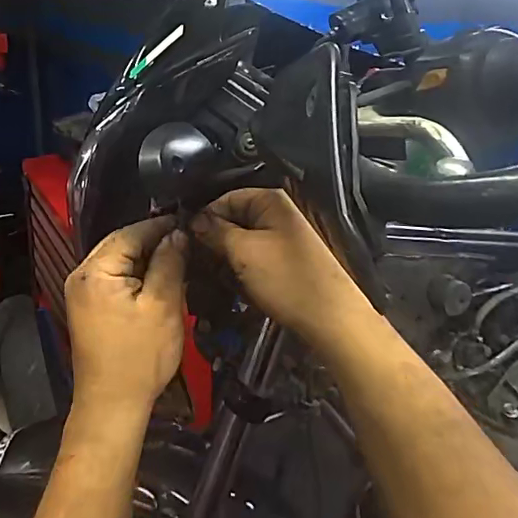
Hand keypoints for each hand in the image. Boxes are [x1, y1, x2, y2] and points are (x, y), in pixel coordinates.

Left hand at [65, 215, 187, 414]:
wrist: (113, 407)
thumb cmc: (139, 359)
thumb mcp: (162, 306)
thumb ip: (170, 263)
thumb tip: (177, 234)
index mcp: (95, 272)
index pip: (130, 233)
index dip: (161, 226)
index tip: (187, 223)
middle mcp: (82, 276)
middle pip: (122, 244)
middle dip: (154, 241)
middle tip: (186, 241)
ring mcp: (82, 292)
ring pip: (120, 260)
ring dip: (147, 258)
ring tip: (178, 259)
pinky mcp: (89, 307)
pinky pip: (115, 277)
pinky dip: (137, 275)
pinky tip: (160, 280)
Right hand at [191, 188, 374, 346]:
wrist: (330, 320)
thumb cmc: (288, 280)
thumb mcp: (243, 252)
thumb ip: (215, 232)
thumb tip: (194, 221)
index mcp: (270, 200)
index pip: (225, 197)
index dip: (204, 216)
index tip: (186, 238)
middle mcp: (279, 213)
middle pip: (234, 218)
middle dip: (214, 238)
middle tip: (196, 260)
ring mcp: (284, 238)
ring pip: (243, 240)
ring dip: (227, 256)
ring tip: (213, 275)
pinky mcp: (286, 261)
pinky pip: (255, 257)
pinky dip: (242, 268)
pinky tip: (234, 284)